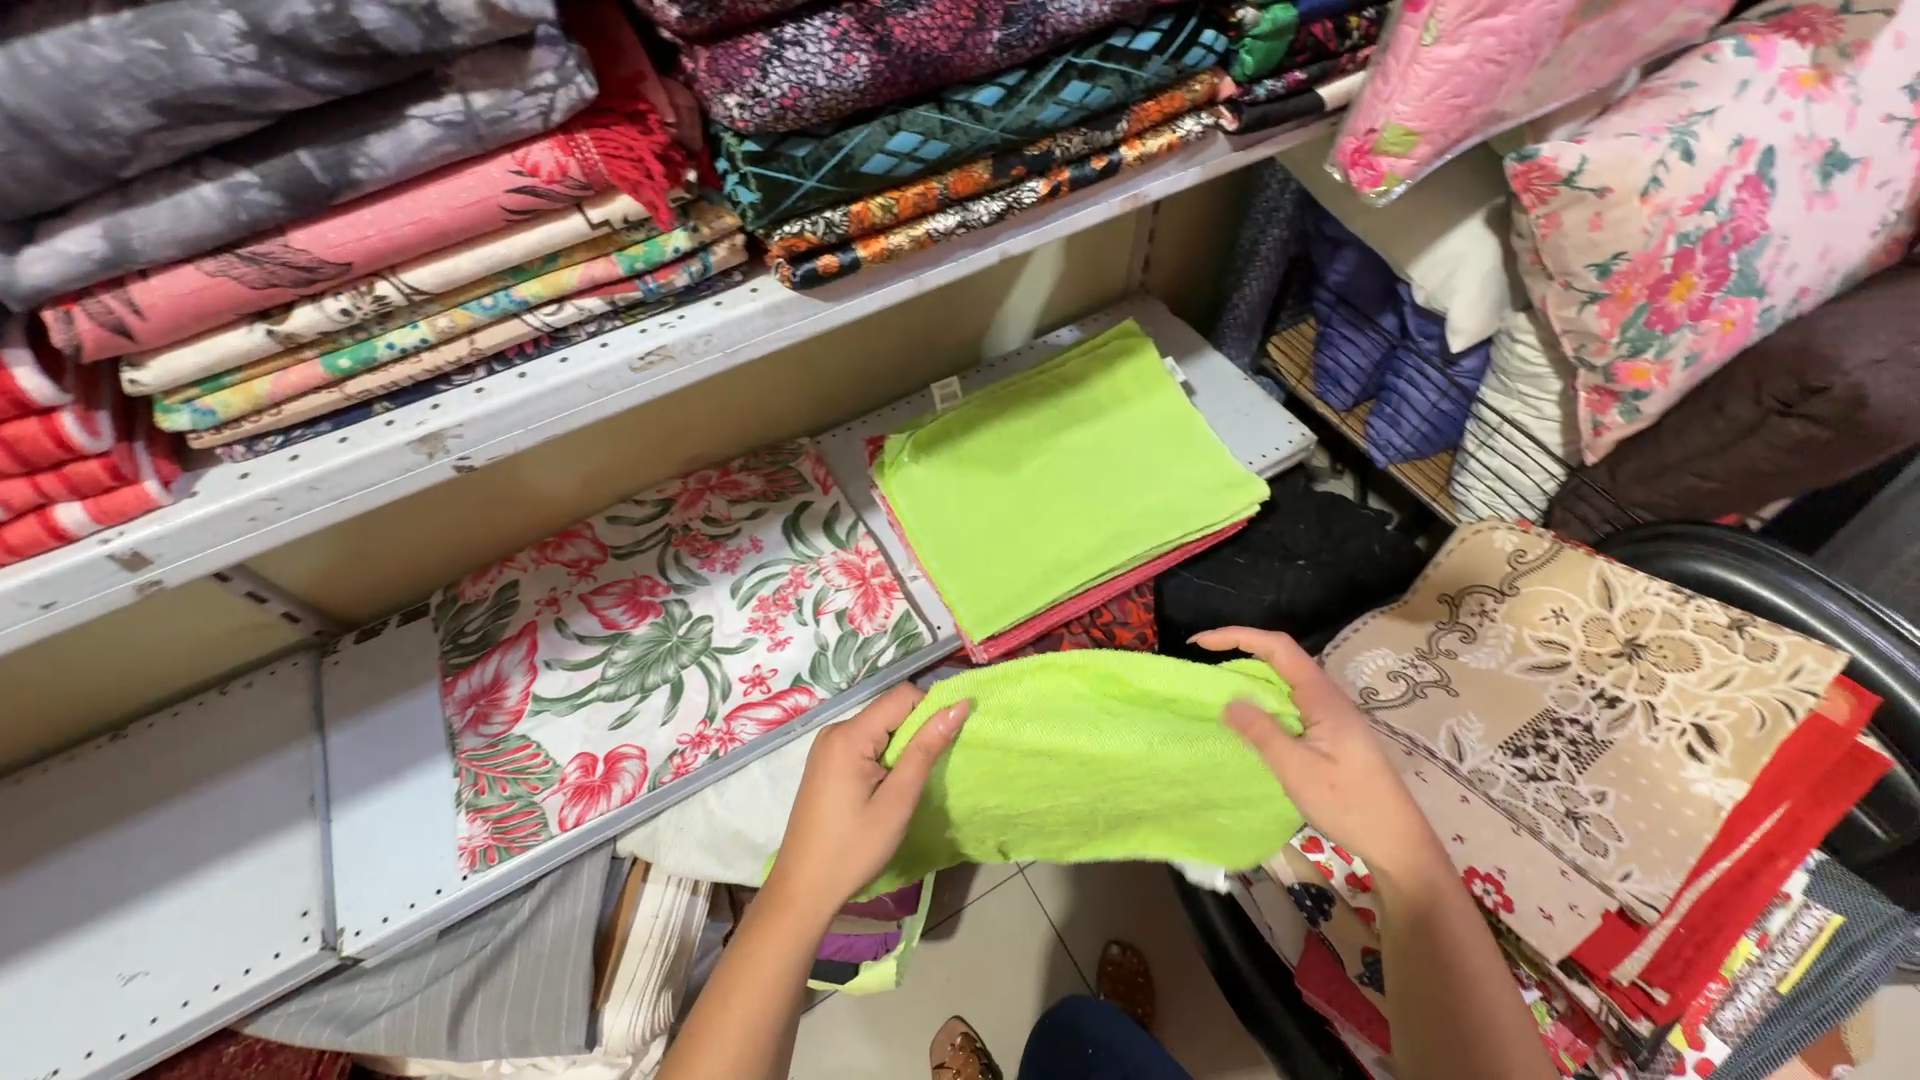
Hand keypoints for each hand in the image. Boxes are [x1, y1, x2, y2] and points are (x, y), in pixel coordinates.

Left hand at [762, 682, 969, 921]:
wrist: (803, 888)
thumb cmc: (854, 847)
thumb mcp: (898, 800)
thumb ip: (926, 749)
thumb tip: (959, 706)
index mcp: (849, 735)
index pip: (903, 696)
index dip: (931, 710)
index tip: (947, 742)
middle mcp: (835, 730)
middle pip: (889, 710)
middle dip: (916, 731)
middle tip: (928, 771)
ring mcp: (827, 747)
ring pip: (879, 727)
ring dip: (901, 747)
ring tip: (906, 785)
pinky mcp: (826, 763)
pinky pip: (864, 744)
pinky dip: (884, 757)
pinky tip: (886, 788)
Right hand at [1193, 627, 1449, 884]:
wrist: (1397, 842)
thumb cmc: (1349, 805)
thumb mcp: (1297, 770)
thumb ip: (1262, 732)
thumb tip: (1228, 701)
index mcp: (1323, 698)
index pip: (1278, 648)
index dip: (1238, 637)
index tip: (1201, 644)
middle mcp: (1328, 698)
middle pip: (1282, 657)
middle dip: (1241, 650)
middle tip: (1203, 661)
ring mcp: (1332, 716)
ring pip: (1287, 680)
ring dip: (1252, 674)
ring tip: (1218, 685)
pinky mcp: (1331, 733)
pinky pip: (1291, 702)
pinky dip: (1264, 698)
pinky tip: (1249, 716)